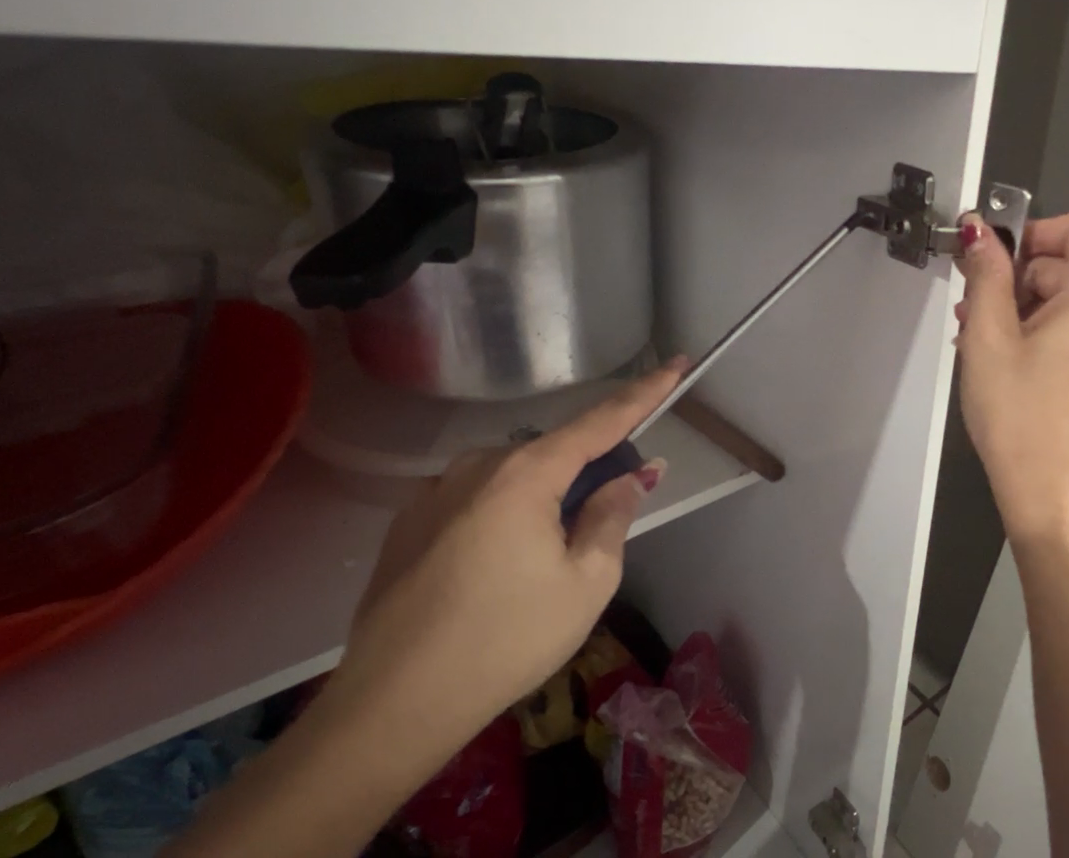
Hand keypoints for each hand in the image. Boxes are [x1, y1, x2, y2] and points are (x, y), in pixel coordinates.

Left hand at [328, 361, 686, 745]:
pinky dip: (505, 516)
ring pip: (514, 478)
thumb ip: (613, 516)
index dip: (645, 392)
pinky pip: (477, 501)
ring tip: (547, 561)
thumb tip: (632, 474)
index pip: (600, 421)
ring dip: (545, 497)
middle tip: (610, 515)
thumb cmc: (507, 640)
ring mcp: (433, 493)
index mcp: (525, 474)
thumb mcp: (587, 582)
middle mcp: (475, 467)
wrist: (392, 705)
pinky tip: (498, 572)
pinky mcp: (408, 523)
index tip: (677, 363)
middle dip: (590, 470)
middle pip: (554, 451)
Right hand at [954, 211, 1068, 543]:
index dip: (1036, 231)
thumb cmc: (1016, 410)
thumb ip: (987, 272)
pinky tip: (1003, 351)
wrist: (1046, 487)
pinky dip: (1042, 324)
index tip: (997, 261)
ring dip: (1022, 302)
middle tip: (971, 306)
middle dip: (1018, 275)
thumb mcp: (990, 335)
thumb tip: (979, 228)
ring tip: (977, 335)